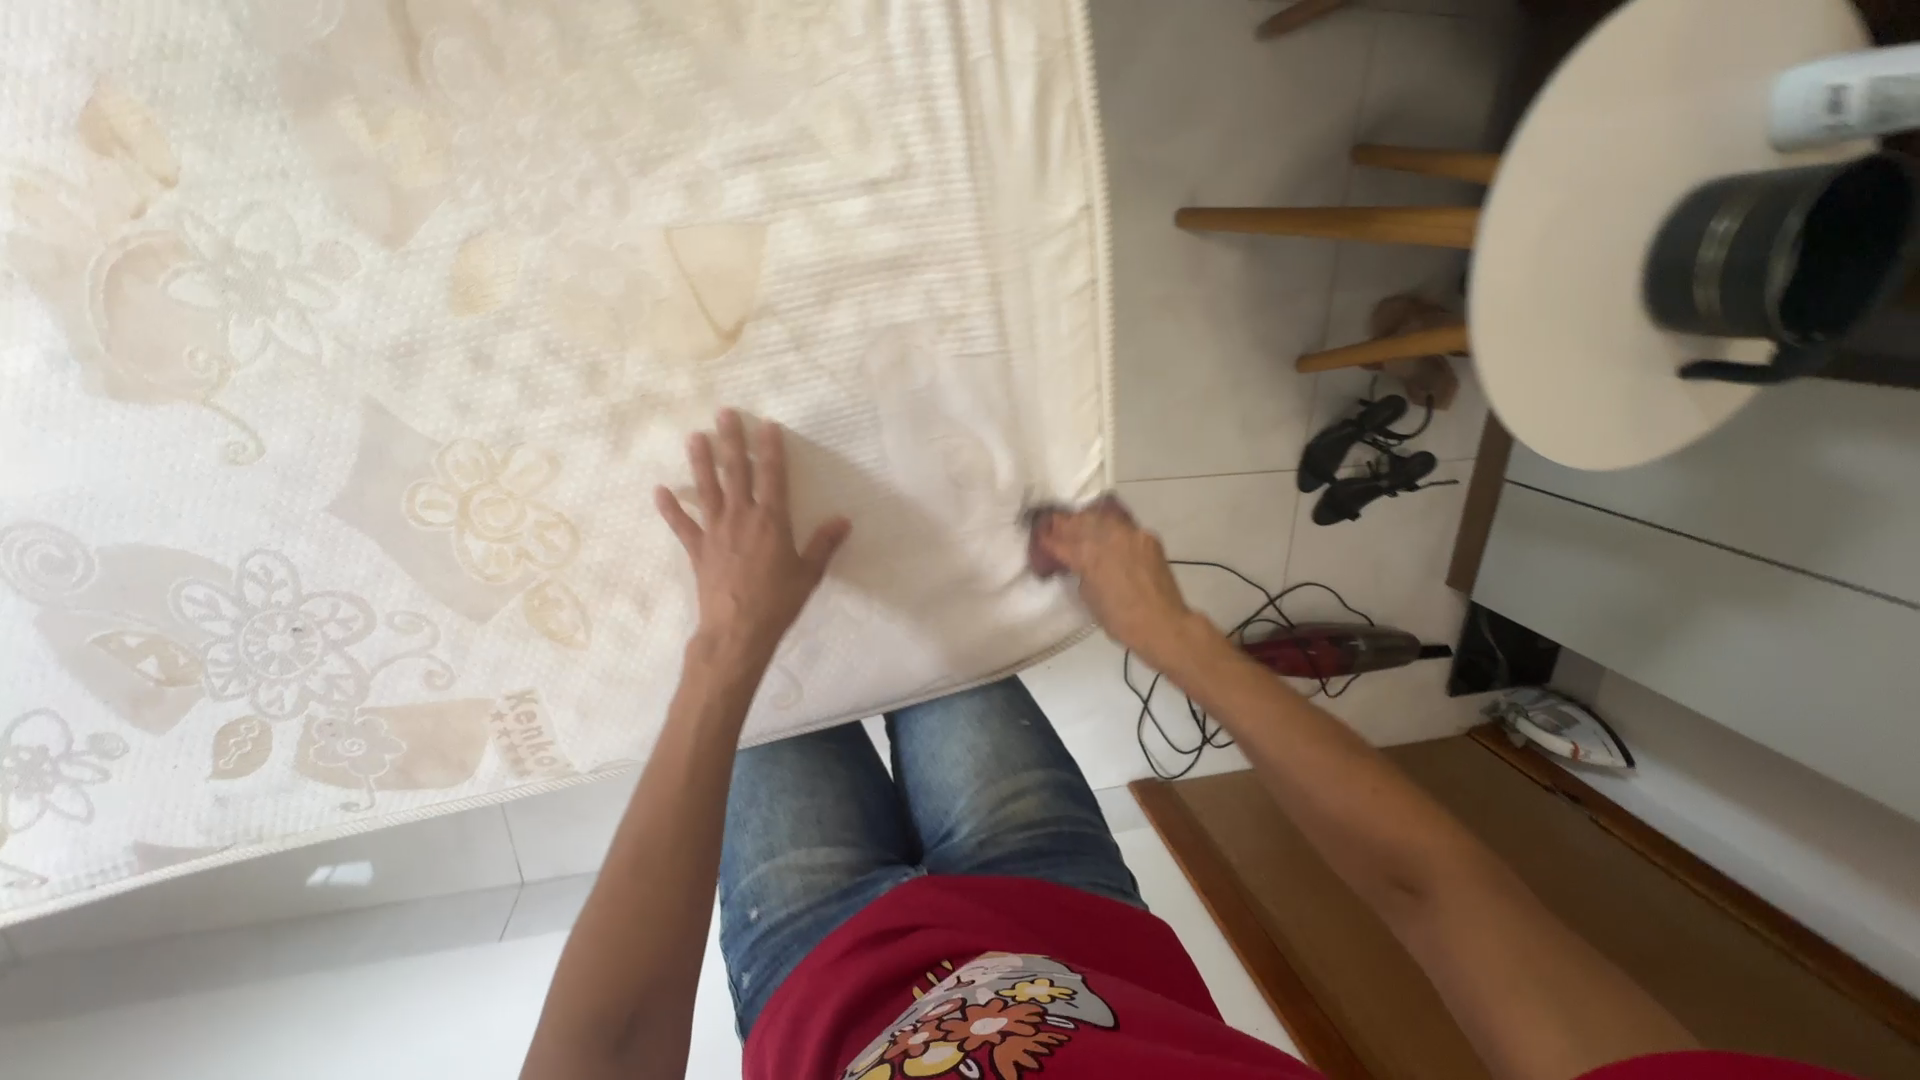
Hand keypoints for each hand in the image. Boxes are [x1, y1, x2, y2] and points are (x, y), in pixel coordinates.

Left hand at [655, 410, 851, 666]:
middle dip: (731, 441)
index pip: (772, 475)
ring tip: (694, 436)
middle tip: (725, 413)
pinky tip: (659, 491)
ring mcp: (715, 532)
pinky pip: (682, 525)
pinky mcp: (697, 550)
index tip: (767, 424)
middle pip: (736, 472)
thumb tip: (843, 520)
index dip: (770, 448)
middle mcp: (741, 518)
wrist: (737, 631)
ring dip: (700, 462)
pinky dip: (670, 508)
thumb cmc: (778, 602)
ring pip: (706, 489)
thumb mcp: (809, 573)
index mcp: (772, 520)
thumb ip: (824, 544)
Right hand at [1033, 497, 1212, 666]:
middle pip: (1079, 520)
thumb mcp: (1088, 596)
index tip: (1040, 537)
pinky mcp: (1148, 537)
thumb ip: (1081, 571)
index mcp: (1087, 555)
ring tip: (1083, 527)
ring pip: (1102, 517)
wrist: (1162, 623)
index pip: (1058, 540)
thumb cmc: (1120, 619)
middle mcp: (1107, 537)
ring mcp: (1130, 534)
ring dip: (1089, 521)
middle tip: (1057, 528)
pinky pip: (1124, 526)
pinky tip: (1110, 536)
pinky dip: (1113, 529)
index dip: (1046, 538)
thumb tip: (1082, 563)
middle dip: (1065, 524)